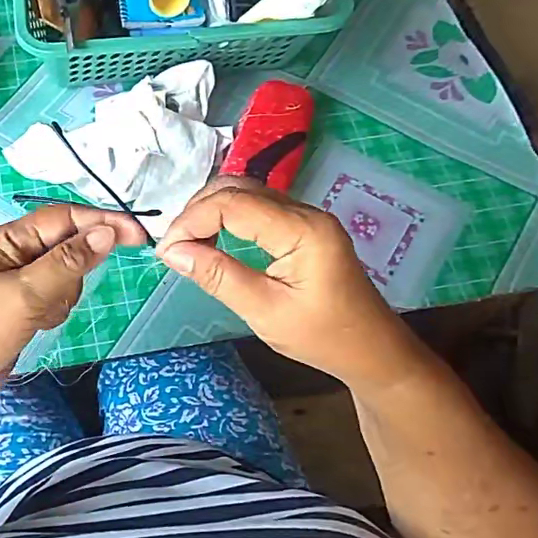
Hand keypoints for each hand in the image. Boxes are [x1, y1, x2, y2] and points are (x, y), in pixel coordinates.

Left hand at [0, 204, 147, 400]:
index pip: (66, 217)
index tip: (137, 235)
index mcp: (11, 237)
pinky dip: (58, 308)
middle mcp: (19, 250)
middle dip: (75, 271)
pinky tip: (39, 323)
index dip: (102, 222)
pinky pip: (61, 293)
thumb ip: (69, 262)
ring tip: (40, 314)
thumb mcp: (27, 293)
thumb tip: (107, 233)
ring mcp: (25, 276)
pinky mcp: (30, 299)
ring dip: (65, 294)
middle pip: (71, 244)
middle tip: (56, 297)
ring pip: (71, 272)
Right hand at [156, 179, 426, 387]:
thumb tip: (172, 253)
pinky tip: (212, 240)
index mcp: (302, 230)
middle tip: (173, 248)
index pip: (233, 204)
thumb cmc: (323, 337)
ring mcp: (305, 216)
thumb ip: (219, 277)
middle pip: (238, 189)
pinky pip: (257, 208)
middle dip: (197, 211)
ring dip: (209, 211)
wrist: (371, 348)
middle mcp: (305, 211)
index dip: (192, 220)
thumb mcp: (265, 312)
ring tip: (186, 245)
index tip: (166, 251)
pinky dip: (227, 218)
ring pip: (246, 193)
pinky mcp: (302, 226)